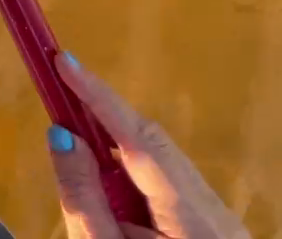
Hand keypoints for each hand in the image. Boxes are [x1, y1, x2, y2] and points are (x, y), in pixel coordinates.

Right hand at [48, 55, 249, 238]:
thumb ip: (82, 196)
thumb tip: (60, 134)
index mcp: (194, 223)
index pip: (140, 142)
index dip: (98, 96)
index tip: (61, 59)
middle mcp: (219, 216)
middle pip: (153, 144)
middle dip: (103, 116)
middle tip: (57, 91)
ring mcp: (224, 223)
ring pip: (162, 163)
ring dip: (115, 148)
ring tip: (78, 156)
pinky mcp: (218, 230)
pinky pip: (170, 184)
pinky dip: (133, 172)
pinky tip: (112, 192)